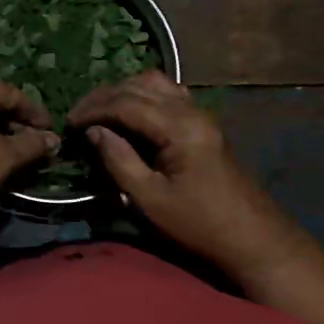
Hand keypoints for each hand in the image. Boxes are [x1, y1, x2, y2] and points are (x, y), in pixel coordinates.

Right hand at [69, 71, 308, 275]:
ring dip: (122, 91)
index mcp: (179, 128)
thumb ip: (118, 160)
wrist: (255, 240)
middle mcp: (191, 111)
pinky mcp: (203, 123)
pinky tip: (128, 112)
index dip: (93, 109)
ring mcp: (200, 114)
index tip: (69, 123)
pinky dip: (141, 95)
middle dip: (103, 97)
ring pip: (154, 83)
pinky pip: (167, 93)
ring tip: (99, 111)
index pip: (126, 103)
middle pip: (138, 86)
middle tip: (77, 115)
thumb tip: (93, 132)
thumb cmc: (199, 224)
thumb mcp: (150, 198)